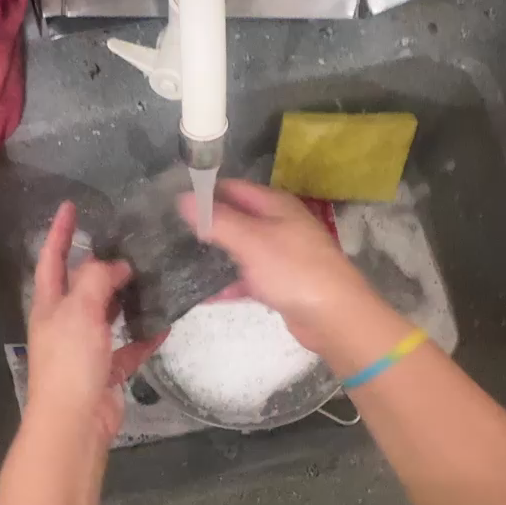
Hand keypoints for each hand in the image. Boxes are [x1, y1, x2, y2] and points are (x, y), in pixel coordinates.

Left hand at [27, 202, 165, 446]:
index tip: (70, 206)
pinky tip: (165, 325)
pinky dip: (145, 338)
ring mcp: (86, 349)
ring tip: (151, 278)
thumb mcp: (80, 310)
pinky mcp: (107, 371)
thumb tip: (117, 265)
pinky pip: (129, 348)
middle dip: (101, 266)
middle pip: (83, 286)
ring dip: (126, 300)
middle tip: (128, 244)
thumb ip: (98, 279)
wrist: (75, 421)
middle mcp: (65, 323)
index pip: (51, 258)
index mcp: (49, 305)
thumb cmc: (70, 362)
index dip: (59, 232)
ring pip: (108, 316)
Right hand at [180, 180, 392, 358]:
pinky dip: (229, 284)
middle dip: (208, 225)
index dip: (205, 192)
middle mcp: (279, 225)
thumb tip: (183, 199)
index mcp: (276, 206)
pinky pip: (248, 279)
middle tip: (171, 233)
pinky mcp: (281, 284)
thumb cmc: (293, 270)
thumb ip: (217, 221)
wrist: (334, 316)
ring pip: (242, 250)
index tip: (173, 202)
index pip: (234, 188)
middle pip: (237, 218)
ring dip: (217, 255)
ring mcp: (281, 256)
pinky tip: (204, 294)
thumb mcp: (251, 240)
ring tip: (181, 261)